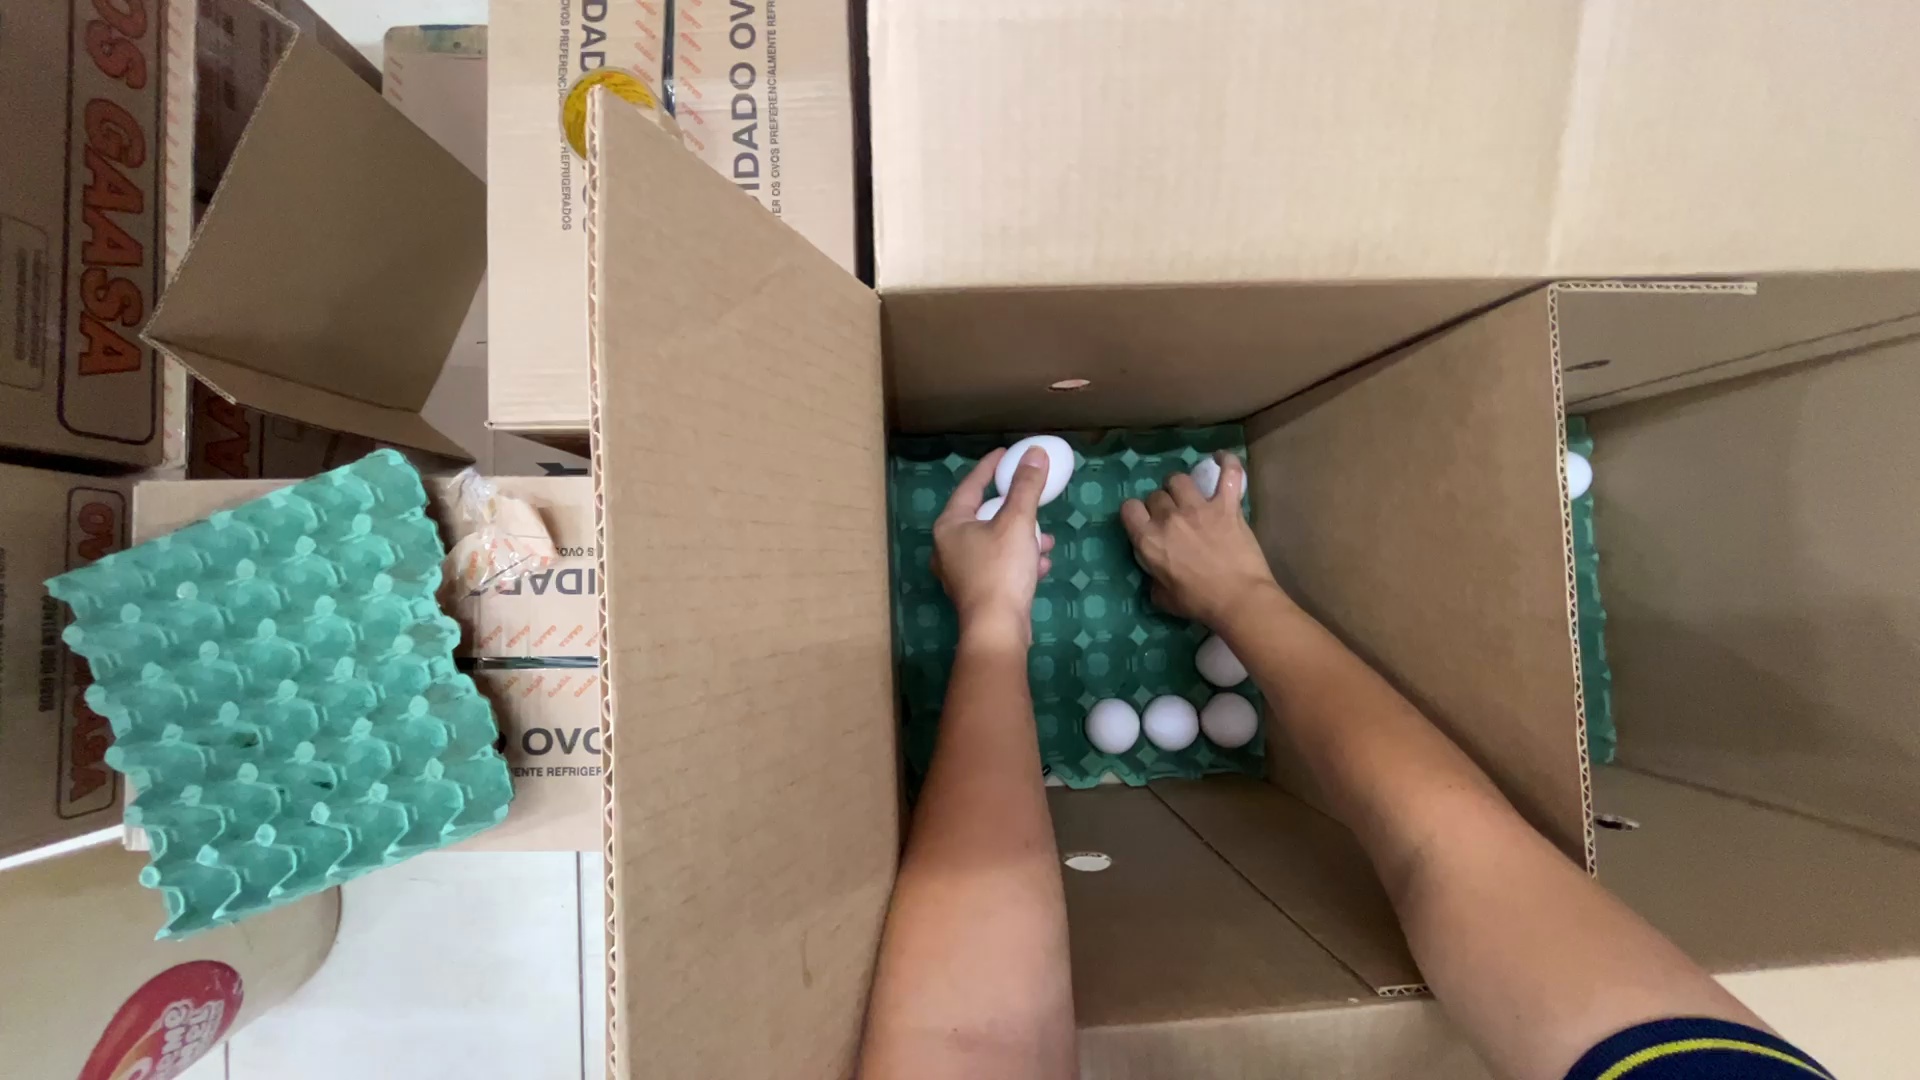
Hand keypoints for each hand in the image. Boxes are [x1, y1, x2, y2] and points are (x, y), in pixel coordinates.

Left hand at [932, 446, 1056, 642]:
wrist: (998, 628)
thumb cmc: (1001, 570)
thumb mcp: (1018, 522)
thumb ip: (1026, 487)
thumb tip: (1035, 454)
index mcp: (949, 526)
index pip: (970, 486)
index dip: (989, 467)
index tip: (1006, 454)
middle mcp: (948, 548)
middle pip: (983, 516)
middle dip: (1014, 508)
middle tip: (1032, 497)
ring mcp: (960, 573)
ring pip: (995, 543)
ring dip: (1022, 538)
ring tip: (1046, 539)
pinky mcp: (977, 592)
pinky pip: (999, 566)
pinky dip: (1020, 561)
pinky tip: (1041, 565)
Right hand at [1120, 452, 1283, 627]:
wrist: (1239, 600)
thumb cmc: (1198, 603)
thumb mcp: (1162, 597)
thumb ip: (1153, 578)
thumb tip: (1155, 573)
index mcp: (1148, 539)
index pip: (1129, 509)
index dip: (1135, 514)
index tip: (1143, 522)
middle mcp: (1169, 517)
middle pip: (1155, 495)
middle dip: (1160, 504)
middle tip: (1170, 518)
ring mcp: (1199, 508)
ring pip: (1180, 480)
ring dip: (1180, 486)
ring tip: (1187, 495)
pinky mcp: (1227, 506)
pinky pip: (1229, 474)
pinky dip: (1227, 463)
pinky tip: (1222, 458)